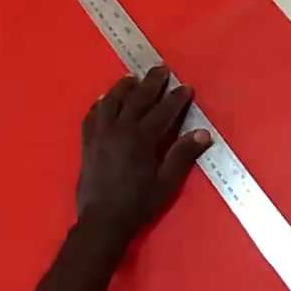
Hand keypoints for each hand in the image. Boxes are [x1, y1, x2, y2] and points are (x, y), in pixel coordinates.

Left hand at [76, 66, 211, 241]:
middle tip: (161, 69)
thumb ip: (182, 155)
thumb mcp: (166, 182)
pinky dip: (101, 104)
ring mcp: (99, 134)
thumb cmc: (138, 204)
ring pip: (111, 101)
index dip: (176, 98)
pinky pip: (92, 115)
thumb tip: (202, 133)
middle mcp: (118, 129)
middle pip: (137, 99)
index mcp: (140, 139)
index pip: (162, 111)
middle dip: (151, 82)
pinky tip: (105, 99)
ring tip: (133, 78)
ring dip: (124, 87)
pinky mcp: (87, 142)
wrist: (103, 220)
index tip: (185, 87)